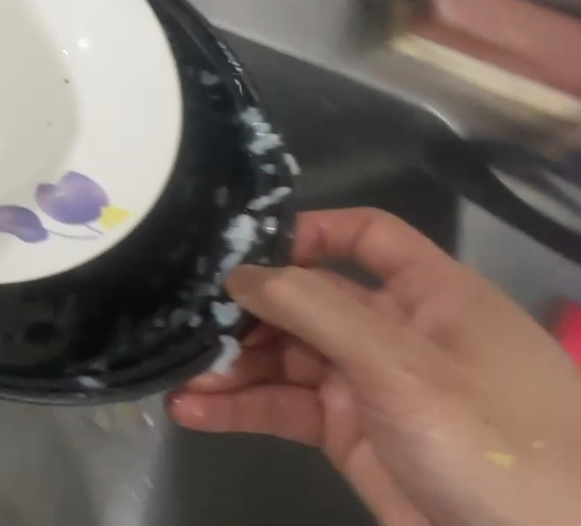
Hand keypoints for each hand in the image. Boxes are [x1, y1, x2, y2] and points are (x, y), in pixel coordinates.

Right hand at [169, 208, 580, 525]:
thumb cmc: (502, 453)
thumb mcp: (404, 370)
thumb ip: (312, 308)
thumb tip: (236, 273)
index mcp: (435, 301)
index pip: (366, 235)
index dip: (305, 230)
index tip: (239, 249)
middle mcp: (400, 335)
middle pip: (302, 298)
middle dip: (240, 312)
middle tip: (183, 319)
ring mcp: (374, 386)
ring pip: (282, 355)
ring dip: (228, 364)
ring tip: (181, 375)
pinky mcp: (353, 434)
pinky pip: (283, 407)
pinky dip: (237, 407)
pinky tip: (191, 409)